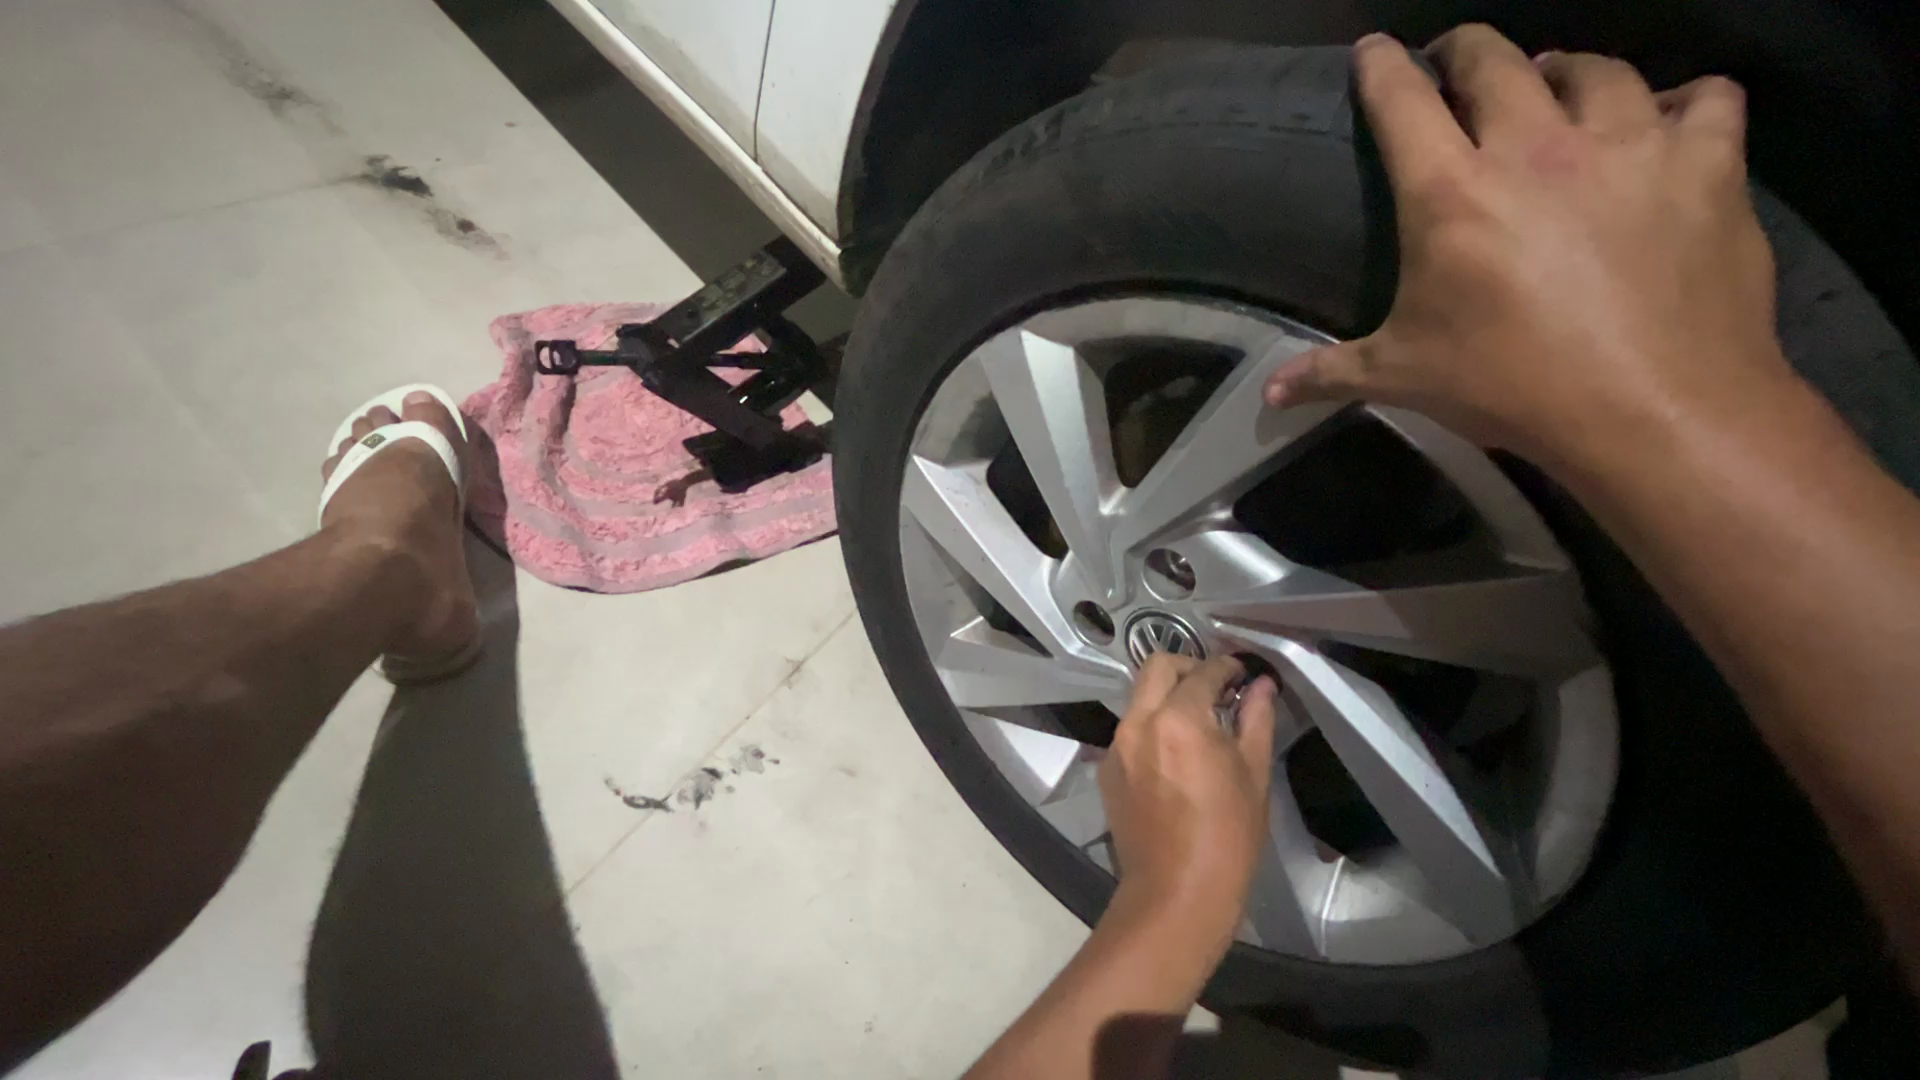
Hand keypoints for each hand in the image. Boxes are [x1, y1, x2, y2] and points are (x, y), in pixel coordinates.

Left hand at [1099, 655, 1277, 931]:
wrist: (1176, 892)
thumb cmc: (1228, 836)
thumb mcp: (1253, 774)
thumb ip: (1256, 719)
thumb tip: (1262, 685)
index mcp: (1178, 720)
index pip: (1202, 672)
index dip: (1226, 667)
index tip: (1241, 673)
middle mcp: (1138, 722)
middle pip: (1157, 667)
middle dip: (1188, 667)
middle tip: (1216, 688)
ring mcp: (1117, 745)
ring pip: (1139, 698)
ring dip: (1167, 697)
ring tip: (1198, 722)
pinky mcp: (1107, 768)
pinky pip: (1130, 729)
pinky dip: (1151, 726)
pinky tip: (1173, 754)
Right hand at [1264, 26, 1793, 465]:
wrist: (1650, 406)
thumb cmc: (1506, 385)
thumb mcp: (1400, 376)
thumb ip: (1328, 373)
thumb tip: (1268, 395)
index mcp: (1450, 195)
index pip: (1403, 103)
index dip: (1381, 69)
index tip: (1373, 51)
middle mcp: (1536, 148)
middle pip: (1496, 61)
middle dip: (1465, 52)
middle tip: (1455, 65)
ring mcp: (1629, 146)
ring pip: (1596, 69)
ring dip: (1564, 71)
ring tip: (1553, 87)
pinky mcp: (1707, 163)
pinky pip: (1703, 98)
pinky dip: (1679, 103)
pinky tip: (1663, 124)